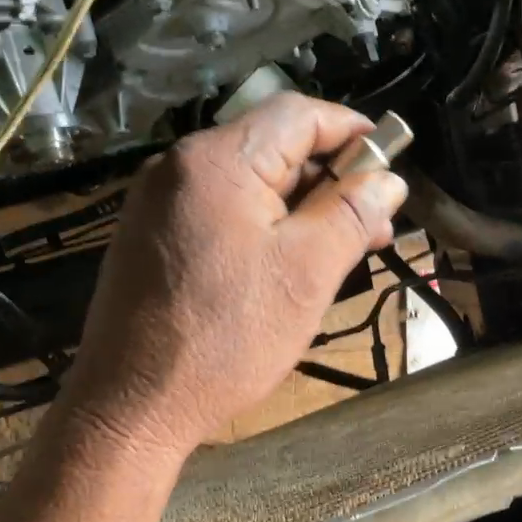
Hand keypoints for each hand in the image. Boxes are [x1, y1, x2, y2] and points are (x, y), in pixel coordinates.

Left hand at [55, 94, 406, 457]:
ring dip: (303, 205)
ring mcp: (161, 201)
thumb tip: (389, 180)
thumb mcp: (307, 273)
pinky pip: (224, 209)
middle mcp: (180, 166)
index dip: (351, 130)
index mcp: (217, 161)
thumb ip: (352, 215)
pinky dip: (266, 223)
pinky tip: (293, 260)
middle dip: (331, 177)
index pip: (297, 114)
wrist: (131, 407)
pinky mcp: (154, 234)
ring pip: (252, 182)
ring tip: (345, 247)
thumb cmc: (225, 338)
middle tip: (375, 221)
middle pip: (274, 145)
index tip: (391, 158)